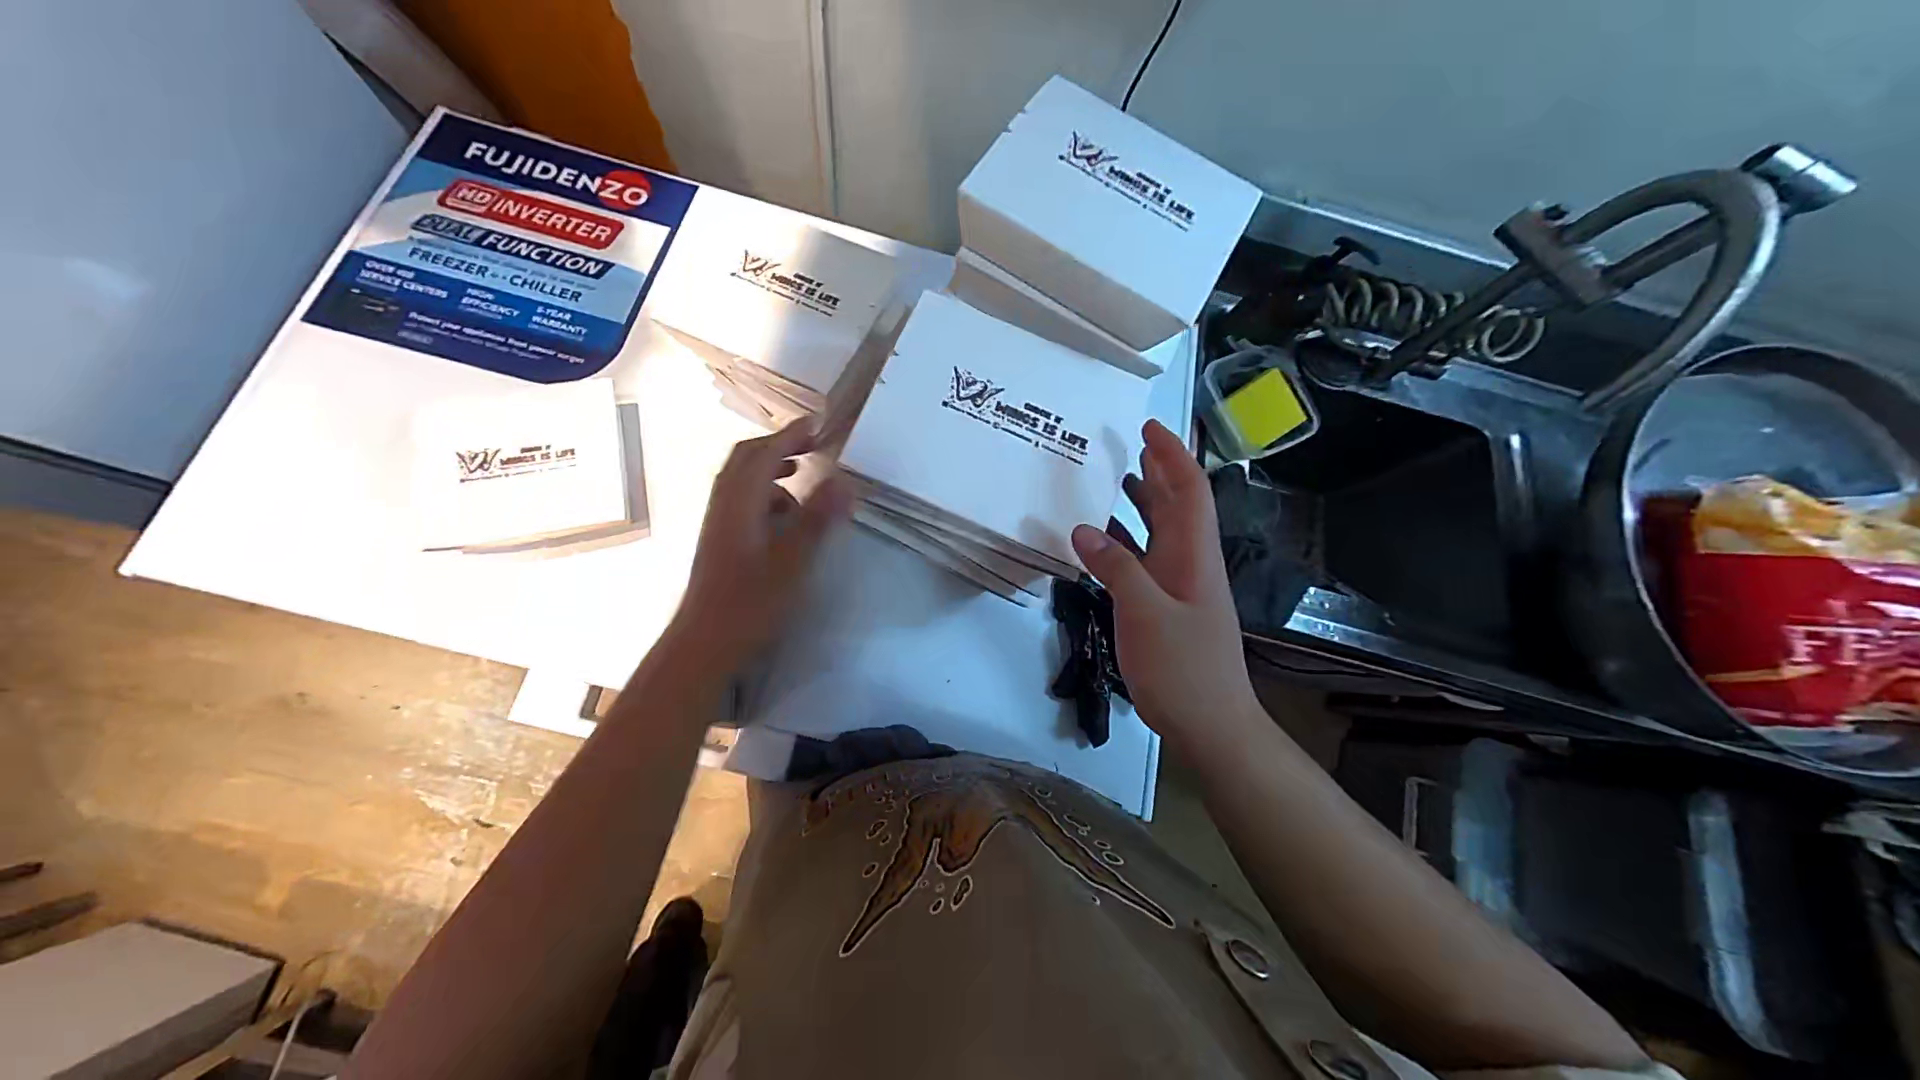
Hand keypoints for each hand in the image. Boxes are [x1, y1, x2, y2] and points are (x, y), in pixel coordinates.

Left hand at [669, 421, 852, 672]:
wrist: (704, 643)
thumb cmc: (749, 604)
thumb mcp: (792, 562)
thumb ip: (817, 519)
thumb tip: (844, 481)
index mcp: (740, 502)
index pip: (765, 453)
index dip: (792, 434)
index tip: (819, 424)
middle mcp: (724, 504)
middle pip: (747, 458)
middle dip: (780, 445)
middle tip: (812, 444)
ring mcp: (718, 522)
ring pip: (742, 479)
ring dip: (772, 467)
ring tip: (802, 473)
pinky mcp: (719, 540)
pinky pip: (742, 499)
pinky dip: (765, 493)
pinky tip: (785, 515)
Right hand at [1071, 420, 1259, 746]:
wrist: (1211, 725)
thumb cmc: (1184, 668)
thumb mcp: (1144, 614)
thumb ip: (1115, 568)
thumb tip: (1083, 527)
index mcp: (1194, 557)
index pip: (1190, 492)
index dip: (1173, 456)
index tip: (1149, 428)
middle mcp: (1188, 565)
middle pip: (1176, 507)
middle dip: (1157, 471)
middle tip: (1126, 445)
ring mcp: (1177, 588)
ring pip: (1158, 534)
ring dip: (1139, 506)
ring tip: (1110, 482)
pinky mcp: (1164, 610)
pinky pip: (1142, 564)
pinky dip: (1122, 546)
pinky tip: (1097, 543)